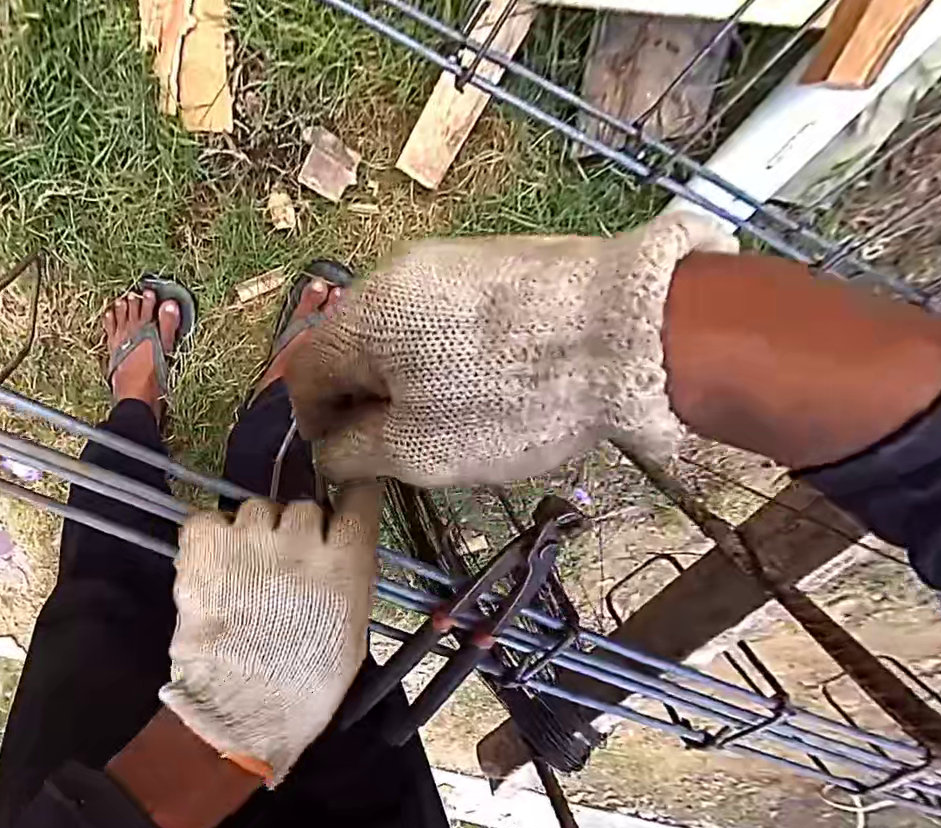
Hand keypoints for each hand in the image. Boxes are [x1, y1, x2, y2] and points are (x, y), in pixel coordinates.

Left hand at [157, 484, 381, 784]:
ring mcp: (251, 537)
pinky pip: (212, 519)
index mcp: (346, 560)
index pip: (358, 499)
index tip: (341, 507)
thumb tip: (337, 553)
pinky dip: (211, 537)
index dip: (349, 500)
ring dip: (252, 533)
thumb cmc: (306, 683)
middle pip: (302, 507)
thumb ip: (348, 580)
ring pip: (256, 509)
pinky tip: (213, 567)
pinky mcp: (207, 543)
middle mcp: (301, 538)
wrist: (243, 706)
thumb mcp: (351, 632)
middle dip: (294, 530)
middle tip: (280, 565)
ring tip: (242, 571)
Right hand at [285, 212, 735, 486]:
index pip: (302, 372)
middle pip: (347, 348)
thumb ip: (352, 454)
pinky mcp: (489, 261)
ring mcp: (444, 261)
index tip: (341, 453)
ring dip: (397, 378)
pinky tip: (478, 379)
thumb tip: (328, 450)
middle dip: (357, 400)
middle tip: (392, 440)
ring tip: (441, 412)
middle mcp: (392, 277)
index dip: (311, 421)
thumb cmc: (509, 401)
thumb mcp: (417, 450)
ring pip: (392, 332)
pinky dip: (435, 355)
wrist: (637, 332)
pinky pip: (435, 315)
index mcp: (363, 319)